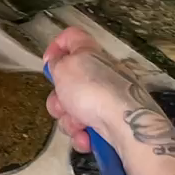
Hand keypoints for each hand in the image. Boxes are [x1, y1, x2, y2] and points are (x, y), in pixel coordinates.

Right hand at [41, 26, 167, 151]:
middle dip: (58, 99)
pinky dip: (83, 135)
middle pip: (69, 83)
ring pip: (74, 109)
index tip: (48, 62)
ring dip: (69, 121)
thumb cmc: (95, 92)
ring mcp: (107, 99)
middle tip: (61, 105)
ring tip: (77, 125)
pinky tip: (86, 137)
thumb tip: (55, 62)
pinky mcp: (112, 122)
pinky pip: (87, 128)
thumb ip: (56, 63)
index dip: (56, 47)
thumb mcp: (63, 68)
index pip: (72, 37)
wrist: (126, 125)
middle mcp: (101, 74)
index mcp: (90, 54)